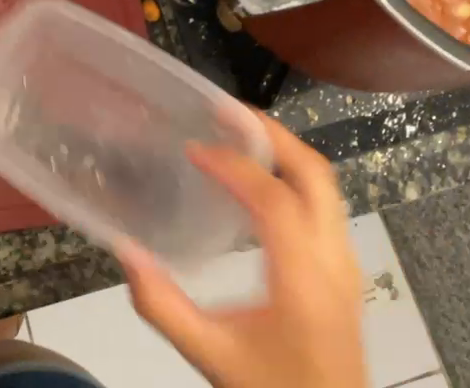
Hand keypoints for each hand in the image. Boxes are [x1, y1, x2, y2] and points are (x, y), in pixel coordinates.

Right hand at [117, 107, 364, 387]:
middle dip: (270, 134)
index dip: (234, 165)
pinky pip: (324, 202)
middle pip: (315, 175)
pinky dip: (291, 174)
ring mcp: (346, 264)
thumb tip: (124, 250)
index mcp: (303, 281)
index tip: (193, 148)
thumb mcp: (211, 358)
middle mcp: (335, 261)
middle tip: (224, 112)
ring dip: (283, 150)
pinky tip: (256, 178)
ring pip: (326, 185)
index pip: (275, 200)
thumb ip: (163, 307)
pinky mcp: (344, 270)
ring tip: (237, 132)